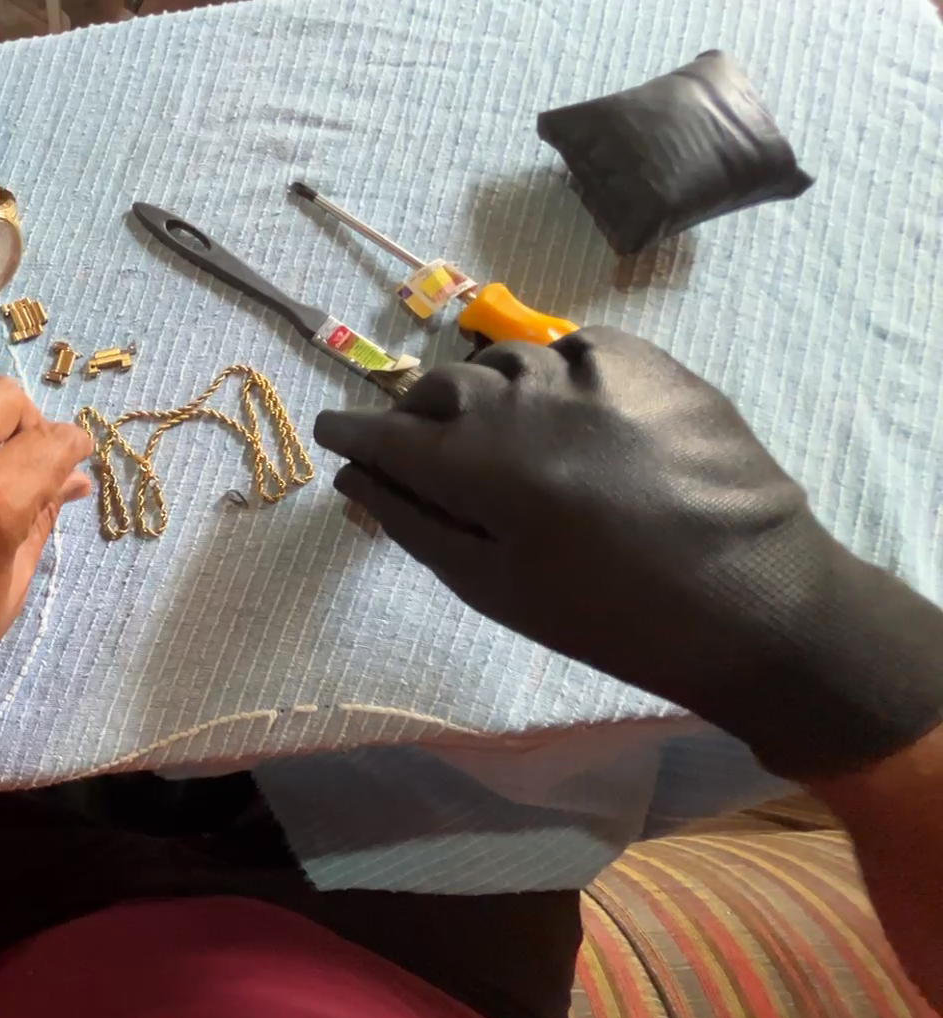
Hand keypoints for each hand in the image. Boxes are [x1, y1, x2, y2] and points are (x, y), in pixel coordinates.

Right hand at [314, 327, 942, 778]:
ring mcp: (585, 374)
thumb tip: (352, 477)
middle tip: (425, 454)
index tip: (331, 432)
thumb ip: (406, 520)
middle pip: (432, 389)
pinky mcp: (646, 363)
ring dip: (475, 394)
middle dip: (412, 418)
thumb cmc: (594, 609)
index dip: (346, 432)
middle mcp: (516, 403)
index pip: (380, 432)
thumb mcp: (480, 580)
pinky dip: (542, 372)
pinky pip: (566, 345)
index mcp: (470, 464)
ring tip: (496, 432)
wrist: (750, 603)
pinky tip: (558, 407)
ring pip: (495, 363)